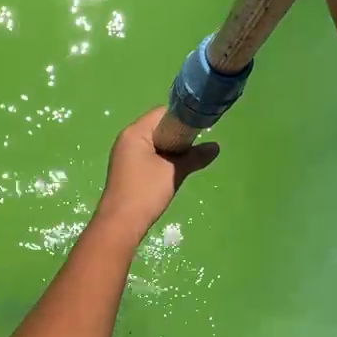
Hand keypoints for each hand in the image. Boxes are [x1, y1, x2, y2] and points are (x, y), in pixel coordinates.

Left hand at [92, 109, 220, 232]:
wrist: (121, 223)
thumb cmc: (146, 192)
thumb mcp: (174, 172)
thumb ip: (195, 157)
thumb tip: (216, 147)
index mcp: (135, 132)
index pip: (162, 113)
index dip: (182, 117)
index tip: (199, 129)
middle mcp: (127, 138)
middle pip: (158, 127)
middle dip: (178, 135)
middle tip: (195, 146)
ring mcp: (125, 154)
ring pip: (154, 142)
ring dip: (171, 149)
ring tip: (187, 160)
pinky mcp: (127, 168)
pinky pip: (148, 155)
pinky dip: (162, 158)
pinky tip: (172, 171)